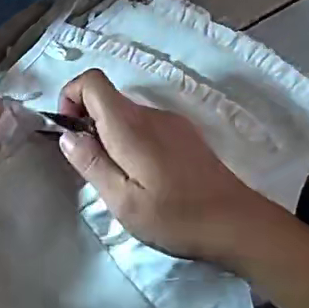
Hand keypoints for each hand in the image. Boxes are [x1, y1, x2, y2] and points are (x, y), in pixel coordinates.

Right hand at [57, 69, 290, 266]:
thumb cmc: (177, 217)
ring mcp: (170, 122)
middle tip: (93, 167)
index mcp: (130, 125)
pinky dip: (129, 142)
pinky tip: (144, 177)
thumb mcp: (123, 201)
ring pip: (123, 114)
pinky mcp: (183, 135)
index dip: (70, 97)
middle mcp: (150, 114)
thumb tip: (66, 135)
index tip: (70, 133)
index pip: (91, 81)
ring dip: (108, 136)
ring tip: (119, 179)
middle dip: (86, 123)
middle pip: (105, 98)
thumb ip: (91, 163)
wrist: (241, 226)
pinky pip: (143, 126)